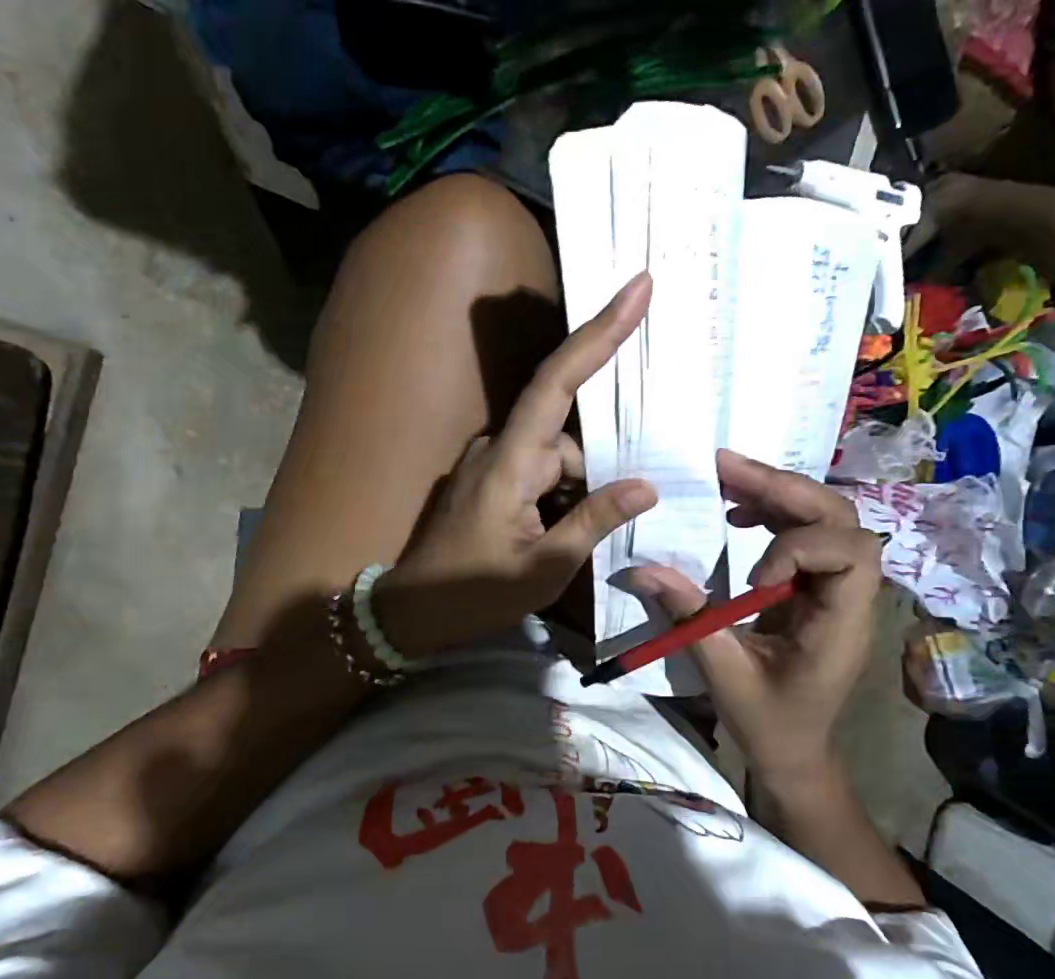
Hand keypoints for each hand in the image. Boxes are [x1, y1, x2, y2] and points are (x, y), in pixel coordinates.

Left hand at [374, 274, 658, 656]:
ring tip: (564, 547)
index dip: (600, 332)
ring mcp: (490, 463)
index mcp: (512, 460)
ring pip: (556, 461)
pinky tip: (557, 536)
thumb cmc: (472, 593)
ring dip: (576, 495)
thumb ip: (595, 520)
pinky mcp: (488, 481)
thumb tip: (646, 486)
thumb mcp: (544, 565)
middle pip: (568, 438)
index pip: (559, 380)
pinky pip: (539, 474)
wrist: (408, 614)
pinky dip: (559, 498)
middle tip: (594, 527)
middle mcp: (499, 447)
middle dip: (593, 477)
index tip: (636, 288)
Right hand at [629, 451, 881, 794]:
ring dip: (777, 492)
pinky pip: (806, 534)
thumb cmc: (770, 724)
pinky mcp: (818, 585)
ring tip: (726, 475)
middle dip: (785, 489)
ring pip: (826, 517)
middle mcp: (852, 596)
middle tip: (726, 467)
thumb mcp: (726, 677)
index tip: (755, 582)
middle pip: (840, 518)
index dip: (800, 550)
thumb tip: (643, 570)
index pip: (851, 553)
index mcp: (842, 623)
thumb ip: (691, 620)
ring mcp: (838, 587)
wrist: (797, 751)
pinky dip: (774, 514)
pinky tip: (737, 511)